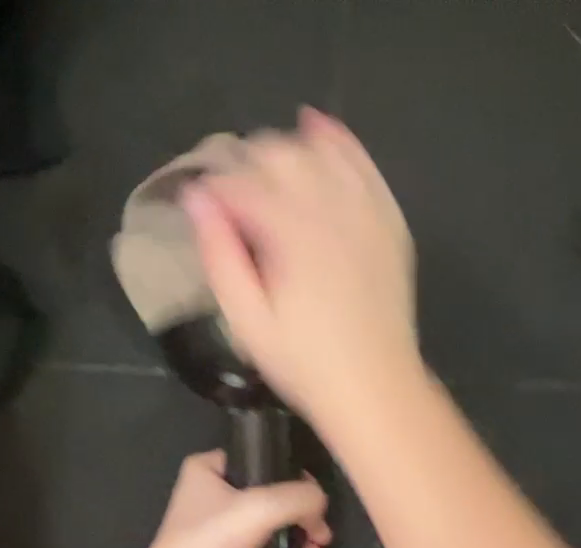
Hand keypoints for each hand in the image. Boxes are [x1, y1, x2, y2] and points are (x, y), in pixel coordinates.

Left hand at [125, 450, 330, 547]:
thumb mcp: (261, 508)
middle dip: (301, 515)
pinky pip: (260, 542)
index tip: (316, 503)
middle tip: (321, 536)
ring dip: (297, 536)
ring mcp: (214, 522)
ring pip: (269, 519)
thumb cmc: (209, 542)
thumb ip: (299, 497)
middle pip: (271, 492)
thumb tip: (320, 505)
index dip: (295, 477)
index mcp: (208, 467)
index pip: (263, 458)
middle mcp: (209, 489)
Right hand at [182, 107, 421, 427]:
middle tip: (225, 189)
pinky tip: (320, 128)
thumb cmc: (301, 362)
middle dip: (246, 162)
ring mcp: (365, 210)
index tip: (193, 199)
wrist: (374, 385)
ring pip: (321, 152)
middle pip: (281, 156)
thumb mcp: (247, 320)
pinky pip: (362, 164)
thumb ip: (220, 256)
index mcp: (291, 234)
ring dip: (287, 148)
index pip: (241, 185)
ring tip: (261, 163)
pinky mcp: (387, 219)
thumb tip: (196, 202)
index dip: (212, 187)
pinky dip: (339, 142)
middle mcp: (330, 208)